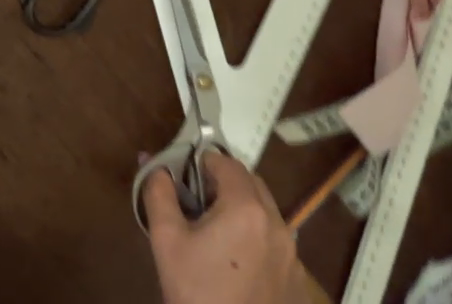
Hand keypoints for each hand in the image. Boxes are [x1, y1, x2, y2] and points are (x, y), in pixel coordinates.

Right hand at [143, 150, 311, 303]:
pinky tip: (234, 261)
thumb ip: (158, 192)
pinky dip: (256, 235)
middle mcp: (277, 225)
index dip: (203, 162)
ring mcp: (292, 255)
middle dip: (224, 181)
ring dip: (242, 207)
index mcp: (246, 209)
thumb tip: (155, 164)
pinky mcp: (296, 280)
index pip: (227, 162)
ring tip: (214, 231)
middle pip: (252, 183)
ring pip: (266, 211)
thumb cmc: (195, 290)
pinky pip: (276, 241)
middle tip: (196, 200)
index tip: (184, 177)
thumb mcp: (165, 238)